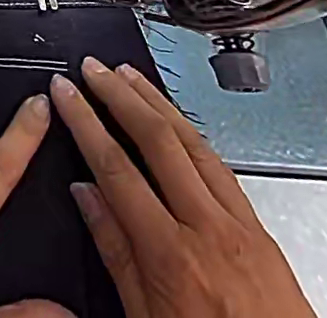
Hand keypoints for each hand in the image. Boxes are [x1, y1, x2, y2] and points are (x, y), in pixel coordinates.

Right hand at [49, 58, 317, 317]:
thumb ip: (115, 253)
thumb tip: (87, 196)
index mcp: (172, 258)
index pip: (116, 167)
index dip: (85, 121)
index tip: (67, 94)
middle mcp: (208, 228)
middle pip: (157, 138)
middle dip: (119, 95)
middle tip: (94, 68)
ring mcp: (238, 222)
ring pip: (192, 140)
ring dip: (156, 100)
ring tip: (129, 76)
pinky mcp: (259, 225)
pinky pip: (220, 162)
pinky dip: (191, 131)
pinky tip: (177, 120)